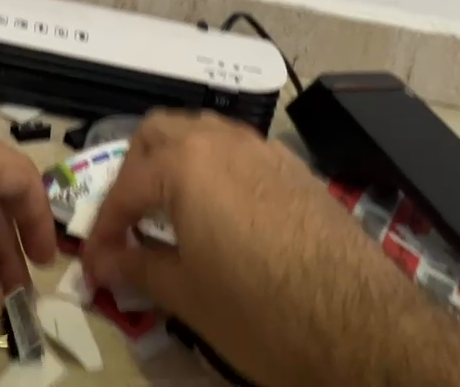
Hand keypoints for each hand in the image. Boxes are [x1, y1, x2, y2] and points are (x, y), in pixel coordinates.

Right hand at [82, 110, 378, 386]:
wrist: (364, 326)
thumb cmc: (261, 310)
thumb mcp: (187, 295)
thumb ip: (138, 268)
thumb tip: (103, 264)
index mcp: (184, 164)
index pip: (124, 188)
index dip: (103, 227)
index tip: (95, 262)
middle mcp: (219, 141)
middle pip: (158, 133)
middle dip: (134, 172)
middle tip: (131, 219)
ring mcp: (260, 149)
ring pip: (200, 132)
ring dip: (175, 160)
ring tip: (171, 209)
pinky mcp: (292, 167)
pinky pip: (237, 149)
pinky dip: (214, 168)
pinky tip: (221, 212)